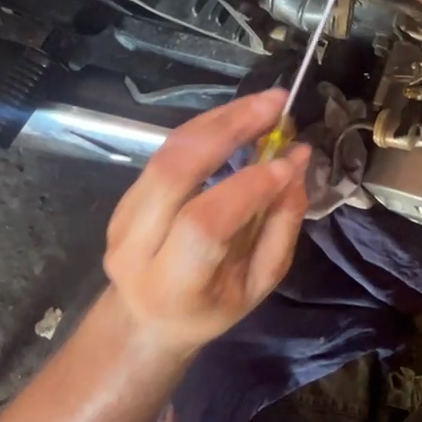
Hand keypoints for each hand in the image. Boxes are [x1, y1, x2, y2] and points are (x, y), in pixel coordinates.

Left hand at [103, 90, 309, 353]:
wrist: (144, 320)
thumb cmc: (211, 306)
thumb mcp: (259, 282)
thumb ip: (281, 225)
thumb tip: (297, 162)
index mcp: (170, 284)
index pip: (202, 224)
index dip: (248, 186)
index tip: (289, 160)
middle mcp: (135, 247)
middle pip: (175, 172)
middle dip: (230, 129)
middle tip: (277, 105)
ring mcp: (124, 215)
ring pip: (170, 151)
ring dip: (222, 118)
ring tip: (265, 101)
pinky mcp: (128, 193)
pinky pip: (169, 147)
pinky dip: (209, 125)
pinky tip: (241, 114)